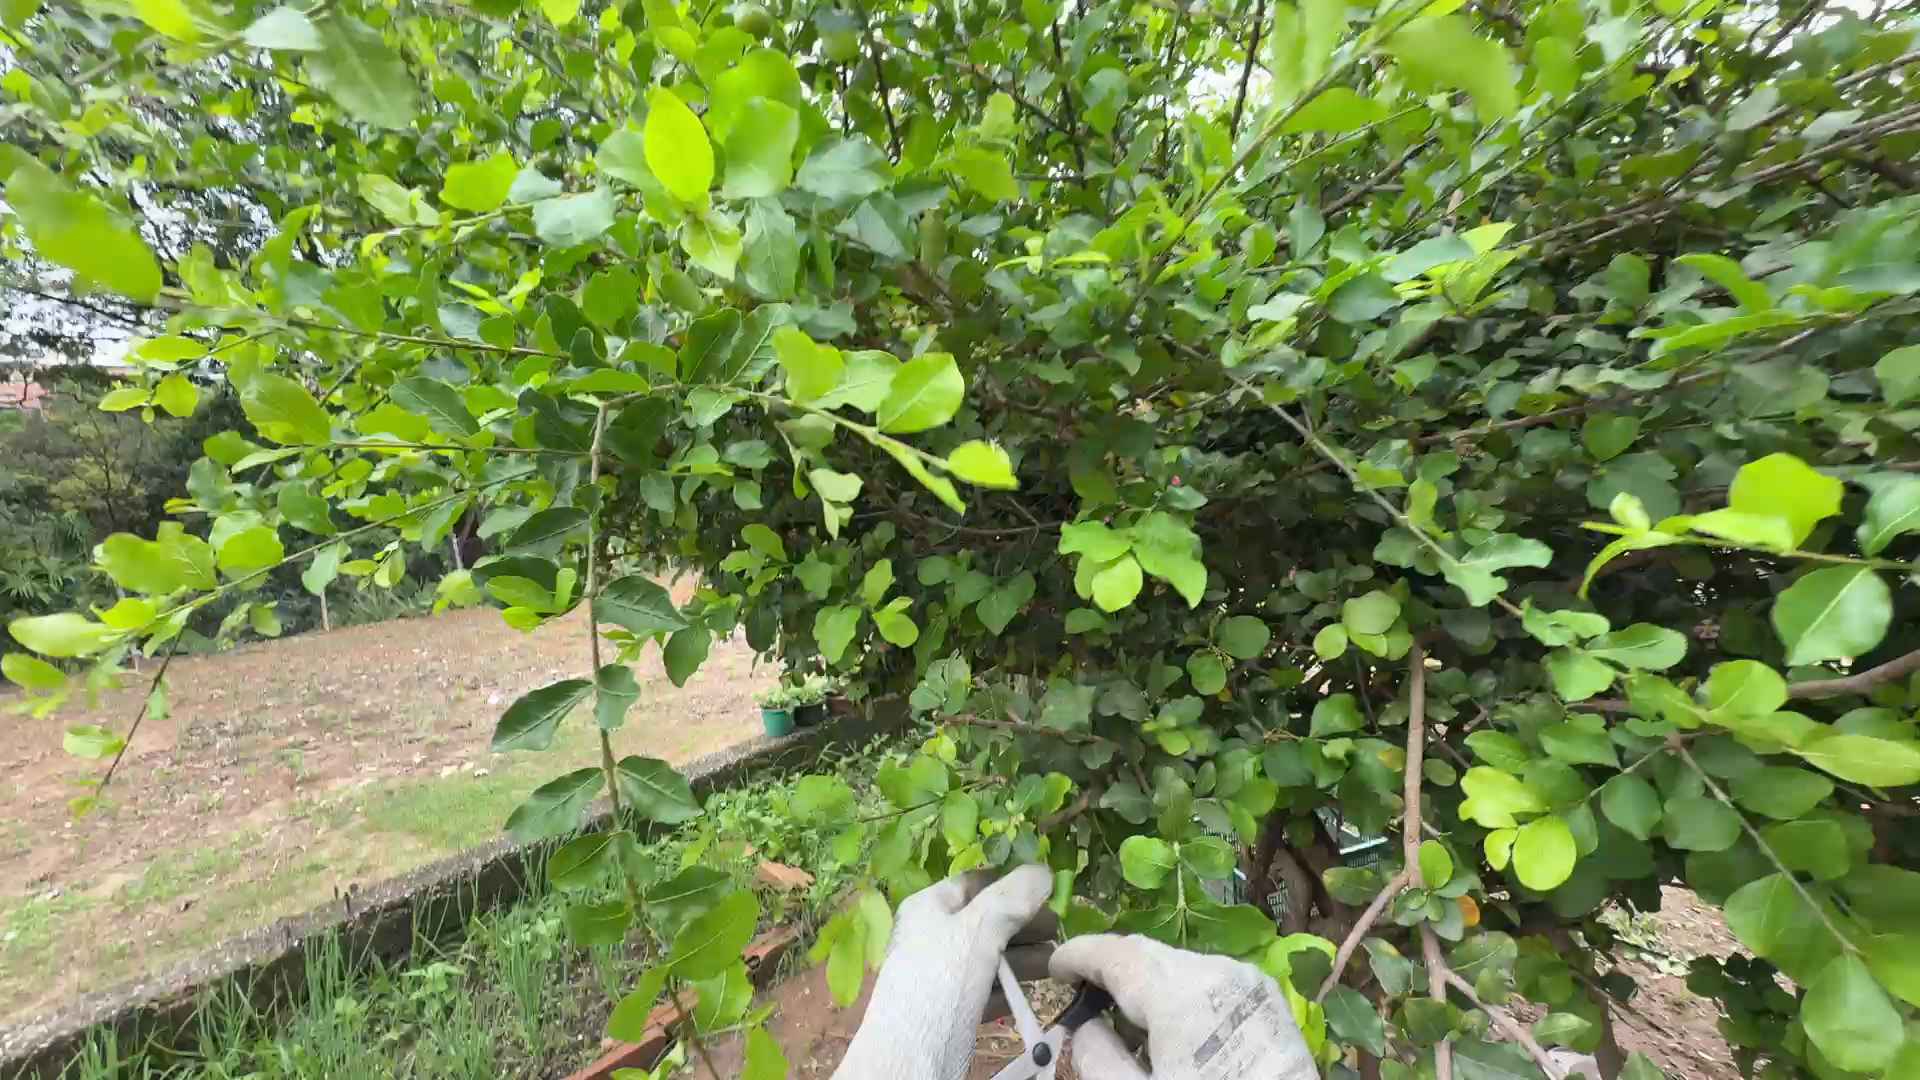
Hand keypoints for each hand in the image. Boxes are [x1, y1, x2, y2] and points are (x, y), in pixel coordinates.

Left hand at [833, 864, 1053, 1079]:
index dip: (1012, 881)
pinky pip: (988, 989)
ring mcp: (943, 976)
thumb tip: (1044, 869)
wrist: (908, 1064)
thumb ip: (1011, 899)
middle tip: (1062, 927)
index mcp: (930, 905)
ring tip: (1060, 960)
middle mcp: (934, 936)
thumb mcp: (977, 931)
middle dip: (1025, 921)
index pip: (976, 881)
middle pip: (987, 918)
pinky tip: (1035, 990)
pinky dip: (1012, 987)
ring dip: (1025, 955)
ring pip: (991, 956)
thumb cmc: (940, 983)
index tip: (1050, 887)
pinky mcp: (953, 1011)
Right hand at [1050, 934, 1316, 1079]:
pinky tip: (1165, 1024)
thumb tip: (1085, 1025)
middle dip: (1111, 969)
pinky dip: (1178, 993)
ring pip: (1177, 966)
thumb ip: (1100, 1059)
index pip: (1117, 954)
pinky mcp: (1267, 1003)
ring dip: (1144, 982)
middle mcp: (1217, 971)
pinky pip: (1207, 981)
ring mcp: (1248, 984)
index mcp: (1182, 992)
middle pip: (1147, 955)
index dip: (1079, 956)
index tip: (1054, 968)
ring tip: (1119, 1011)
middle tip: (1080, 991)